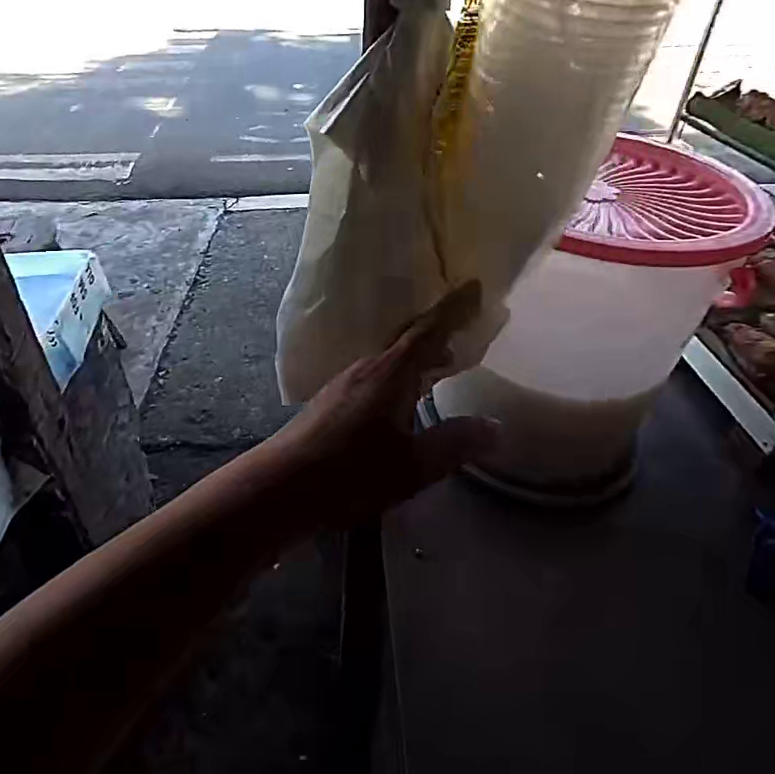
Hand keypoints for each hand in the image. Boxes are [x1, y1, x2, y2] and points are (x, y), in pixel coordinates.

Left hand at [260, 281, 497, 524]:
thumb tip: (495, 425)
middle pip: (408, 339)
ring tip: (442, 369)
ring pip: (391, 359)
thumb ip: (455, 443)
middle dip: (438, 333)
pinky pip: (376, 374)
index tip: (473, 286)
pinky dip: (400, 376)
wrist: (279, 487)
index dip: (454, 309)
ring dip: (418, 358)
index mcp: (390, 373)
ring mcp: (345, 382)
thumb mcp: (413, 466)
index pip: (429, 331)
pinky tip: (402, 402)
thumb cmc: (350, 473)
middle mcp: (367, 367)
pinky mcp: (331, 400)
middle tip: (465, 332)